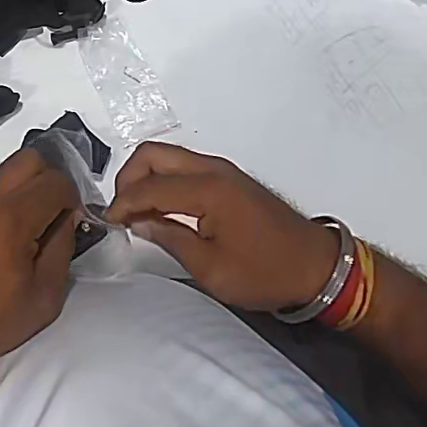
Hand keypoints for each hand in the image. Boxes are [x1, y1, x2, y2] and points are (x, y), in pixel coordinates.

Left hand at [0, 148, 79, 387]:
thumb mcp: (44, 295)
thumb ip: (63, 247)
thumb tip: (68, 219)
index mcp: (11, 219)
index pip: (55, 181)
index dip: (72, 197)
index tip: (72, 215)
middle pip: (31, 159)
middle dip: (50, 179)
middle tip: (55, 210)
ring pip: (7, 167)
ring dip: (26, 184)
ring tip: (31, 222)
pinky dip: (5, 194)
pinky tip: (7, 228)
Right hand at [104, 141, 341, 311]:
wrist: (318, 266)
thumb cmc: (267, 272)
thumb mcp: (212, 269)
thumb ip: (170, 239)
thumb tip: (139, 222)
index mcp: (207, 189)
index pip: (150, 186)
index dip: (124, 203)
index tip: (108, 220)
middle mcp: (211, 168)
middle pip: (152, 154)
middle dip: (128, 178)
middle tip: (121, 209)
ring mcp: (220, 168)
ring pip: (166, 155)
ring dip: (144, 176)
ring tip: (137, 210)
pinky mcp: (226, 175)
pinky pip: (181, 164)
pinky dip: (162, 178)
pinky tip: (160, 205)